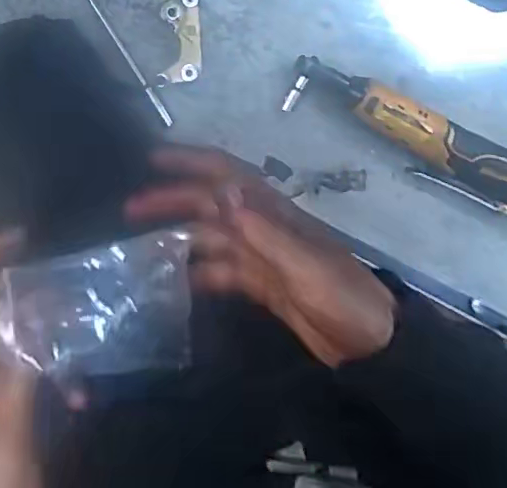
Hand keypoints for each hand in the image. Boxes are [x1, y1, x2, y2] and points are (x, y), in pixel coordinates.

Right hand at [125, 146, 398, 367]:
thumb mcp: (304, 264)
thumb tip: (223, 191)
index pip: (225, 173)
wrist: (375, 348)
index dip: (190, 160)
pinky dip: (196, 273)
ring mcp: (260, 256)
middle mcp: (260, 226)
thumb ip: (264, 230)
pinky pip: (220, 271)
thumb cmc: (343, 296)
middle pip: (207, 203)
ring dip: (177, 238)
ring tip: (141, 249)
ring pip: (208, 237)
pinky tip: (174, 283)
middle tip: (131, 208)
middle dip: (170, 200)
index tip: (153, 158)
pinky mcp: (260, 285)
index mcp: (270, 211)